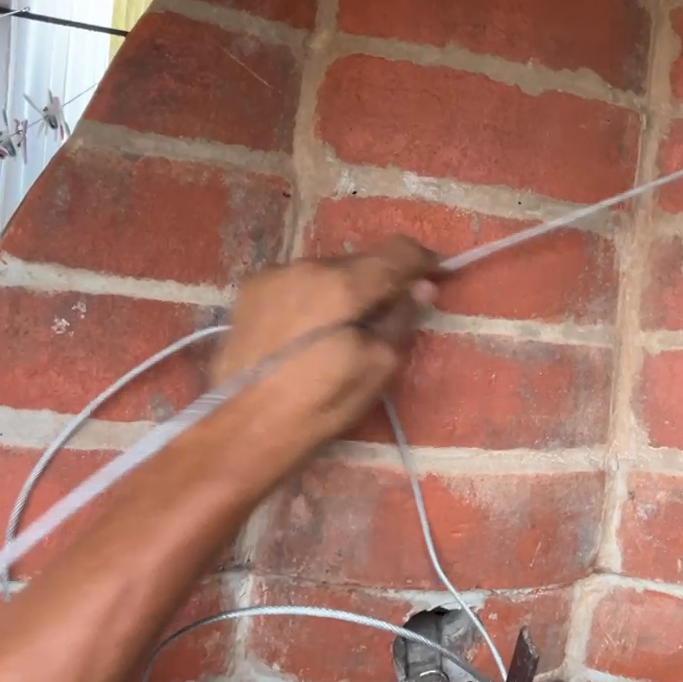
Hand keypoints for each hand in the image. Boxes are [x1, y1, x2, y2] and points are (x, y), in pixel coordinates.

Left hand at [211, 236, 438, 451]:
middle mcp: (306, 265)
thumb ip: (401, 319)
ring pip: (326, 271)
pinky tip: (309, 330)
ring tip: (344, 327)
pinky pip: (297, 282)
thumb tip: (421, 288)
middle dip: (380, 281)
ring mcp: (273, 274)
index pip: (397, 252)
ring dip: (344, 289)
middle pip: (360, 261)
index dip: (424, 261)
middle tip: (389, 313)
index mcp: (342, 283)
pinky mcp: (250, 291)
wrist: (244, 429)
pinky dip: (313, 296)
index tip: (437, 276)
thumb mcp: (378, 367)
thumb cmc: (320, 403)